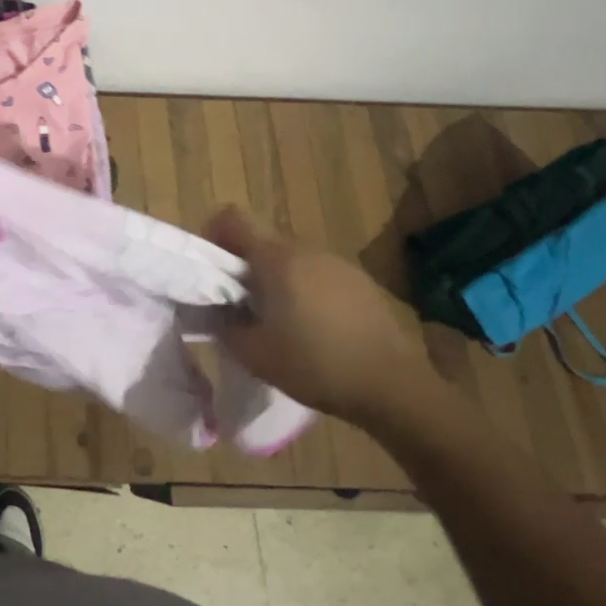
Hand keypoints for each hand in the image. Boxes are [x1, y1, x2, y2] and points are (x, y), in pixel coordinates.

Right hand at [208, 207, 440, 424]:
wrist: (393, 386)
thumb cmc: (315, 366)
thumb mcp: (252, 353)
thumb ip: (222, 324)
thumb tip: (212, 309)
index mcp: (276, 258)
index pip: (231, 218)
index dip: (213, 237)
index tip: (211, 273)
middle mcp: (307, 250)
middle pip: (261, 241)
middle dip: (244, 268)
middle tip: (240, 309)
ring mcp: (338, 264)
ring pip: (290, 260)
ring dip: (276, 281)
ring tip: (279, 323)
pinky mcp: (360, 283)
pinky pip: (318, 275)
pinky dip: (305, 292)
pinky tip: (315, 331)